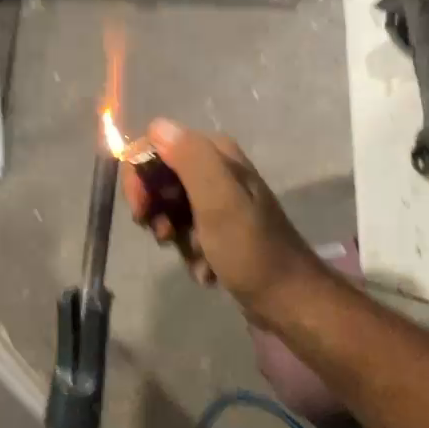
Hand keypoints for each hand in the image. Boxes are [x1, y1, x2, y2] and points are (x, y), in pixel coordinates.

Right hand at [123, 119, 320, 312]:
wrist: (288, 299)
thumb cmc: (251, 250)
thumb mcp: (219, 201)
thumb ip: (190, 160)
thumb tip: (157, 127)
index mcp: (217, 154)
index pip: (156, 146)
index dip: (140, 178)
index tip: (142, 212)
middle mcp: (218, 170)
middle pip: (160, 179)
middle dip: (157, 212)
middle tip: (167, 237)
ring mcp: (219, 200)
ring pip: (170, 210)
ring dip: (176, 238)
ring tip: (197, 258)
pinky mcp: (221, 228)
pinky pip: (186, 233)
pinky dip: (191, 253)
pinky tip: (207, 270)